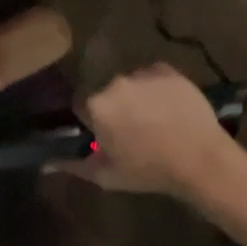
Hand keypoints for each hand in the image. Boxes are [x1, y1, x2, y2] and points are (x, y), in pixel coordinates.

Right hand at [45, 63, 236, 196]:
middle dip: (114, 108)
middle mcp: (114, 82)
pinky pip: (153, 76)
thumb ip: (73, 165)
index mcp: (96, 105)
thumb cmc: (150, 171)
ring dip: (135, 97)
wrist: (201, 161)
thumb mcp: (107, 175)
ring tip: (154, 120)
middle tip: (132, 131)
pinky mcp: (167, 70)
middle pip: (106, 93)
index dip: (92, 121)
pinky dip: (156, 88)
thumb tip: (45, 163)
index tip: (104, 135)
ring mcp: (142, 73)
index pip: (81, 105)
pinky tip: (168, 108)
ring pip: (129, 84)